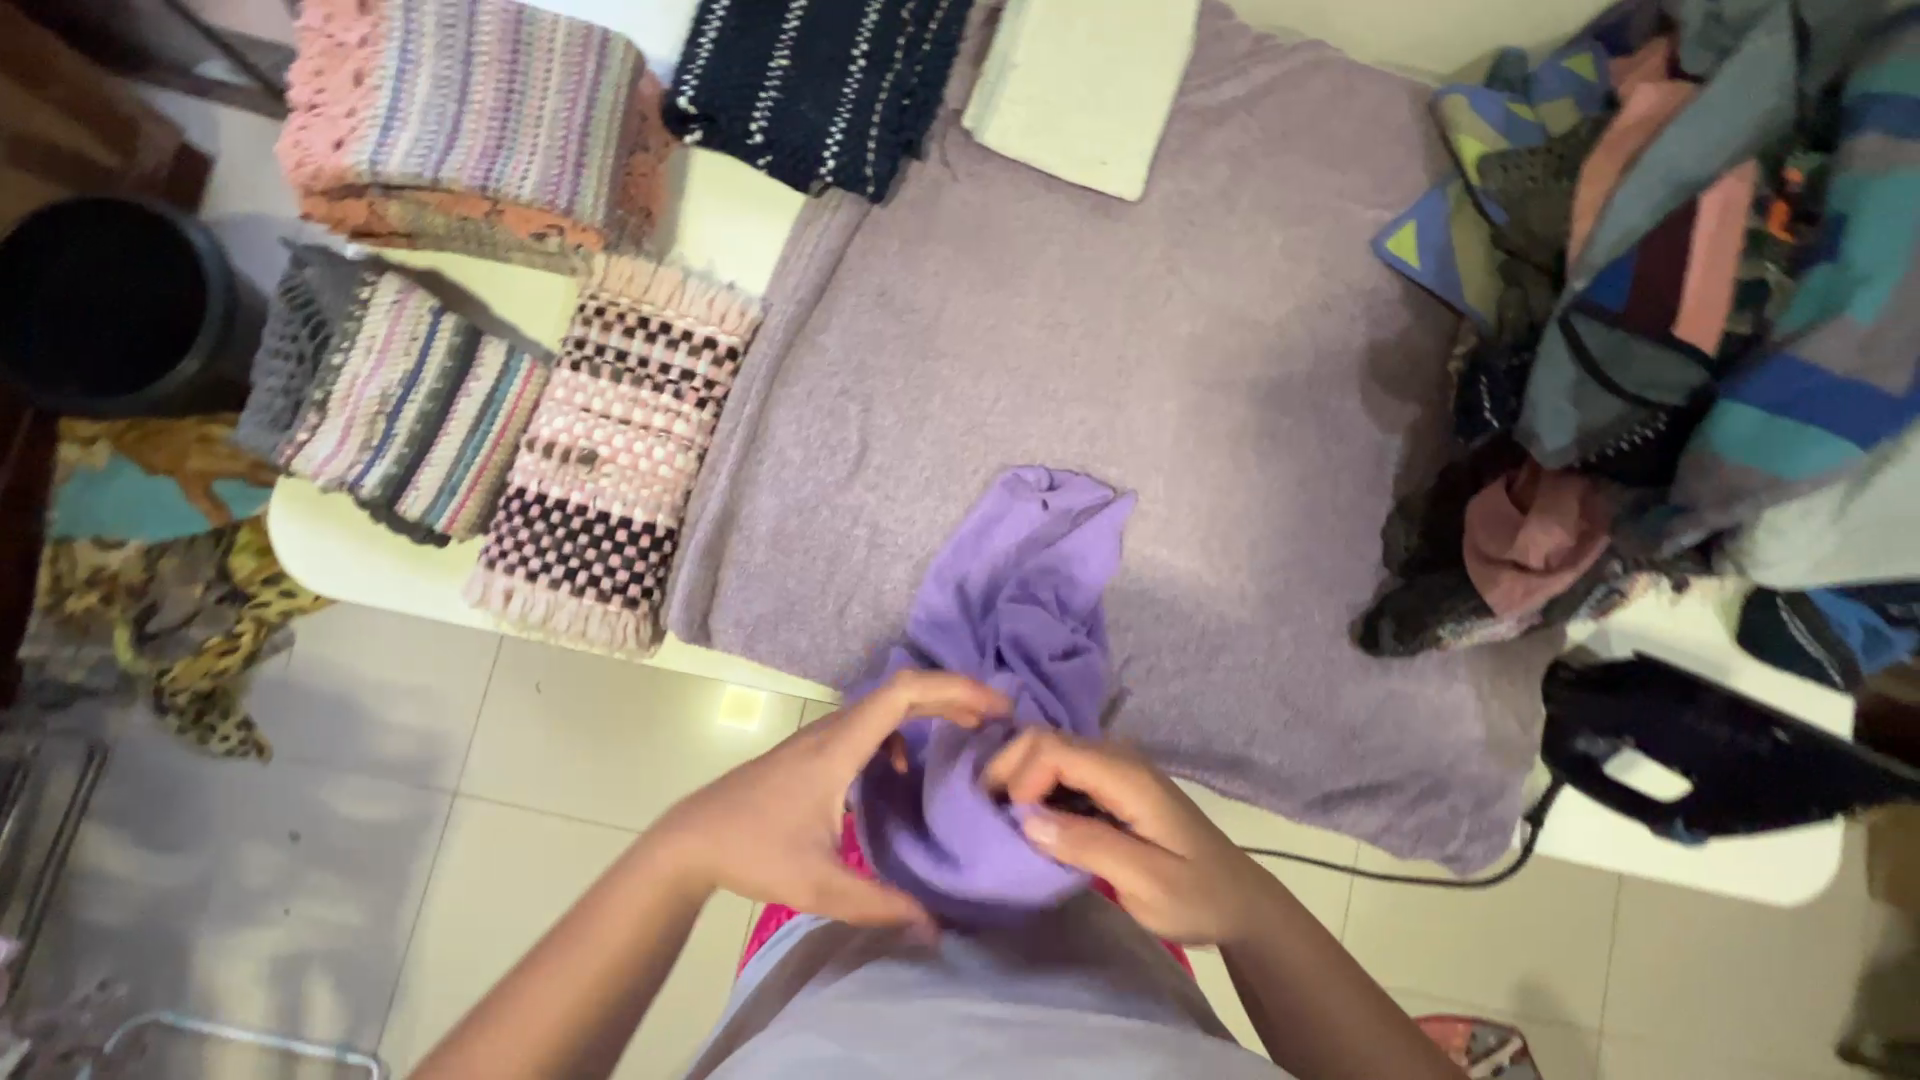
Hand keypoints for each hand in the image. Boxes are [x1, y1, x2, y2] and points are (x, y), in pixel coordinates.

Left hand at [651, 671, 1009, 934]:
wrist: (690, 839)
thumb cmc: (753, 853)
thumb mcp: (818, 885)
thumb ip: (878, 905)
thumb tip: (936, 928)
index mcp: (840, 748)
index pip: (903, 694)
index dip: (954, 689)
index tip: (994, 708)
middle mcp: (834, 729)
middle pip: (903, 690)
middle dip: (955, 695)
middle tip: (998, 718)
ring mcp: (821, 735)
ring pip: (886, 704)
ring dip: (930, 709)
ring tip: (967, 733)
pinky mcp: (813, 748)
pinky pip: (869, 723)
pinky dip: (900, 732)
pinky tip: (898, 772)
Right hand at [983, 731, 1277, 945]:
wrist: (1240, 901)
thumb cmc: (1198, 897)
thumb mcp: (1148, 884)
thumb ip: (1089, 847)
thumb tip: (1026, 819)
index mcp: (1127, 776)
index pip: (1052, 749)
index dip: (1019, 778)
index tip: (1011, 825)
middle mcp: (1117, 758)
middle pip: (1044, 740)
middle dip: (1007, 771)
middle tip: (991, 819)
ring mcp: (1114, 768)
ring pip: (1048, 752)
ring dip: (1018, 780)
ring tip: (1001, 821)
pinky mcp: (1110, 784)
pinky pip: (1060, 771)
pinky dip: (1035, 789)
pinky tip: (1028, 821)